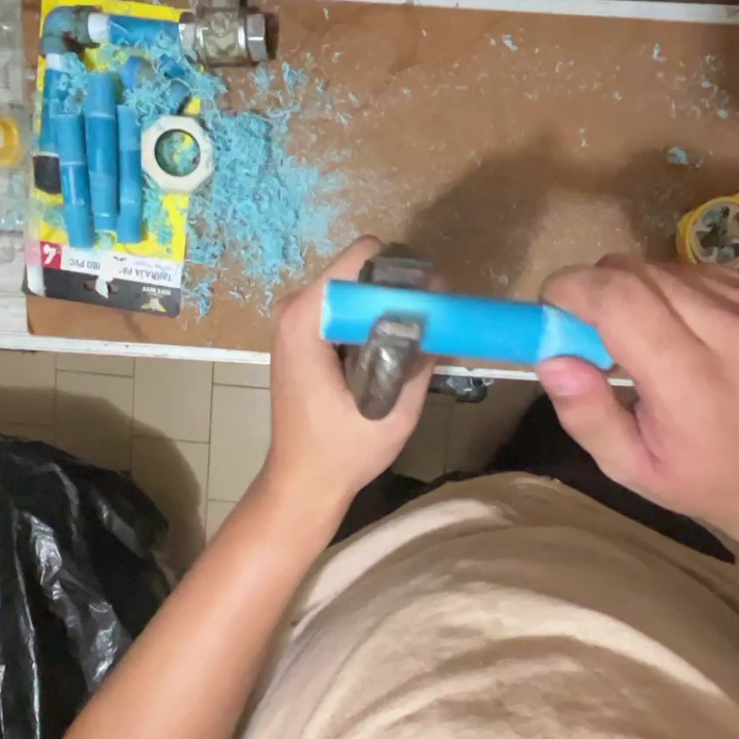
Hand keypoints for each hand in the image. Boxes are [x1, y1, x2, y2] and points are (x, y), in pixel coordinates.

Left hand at [259, 236, 432, 515]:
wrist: (303, 481)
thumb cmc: (342, 452)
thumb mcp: (394, 409)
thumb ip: (420, 357)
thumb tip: (443, 313)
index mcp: (307, 318)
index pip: (362, 256)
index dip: (402, 274)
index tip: (427, 304)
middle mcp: (295, 308)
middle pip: (360, 271)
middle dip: (398, 293)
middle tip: (427, 329)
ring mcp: (295, 321)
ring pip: (357, 291)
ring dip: (388, 311)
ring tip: (412, 346)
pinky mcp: (302, 336)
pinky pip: (347, 311)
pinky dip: (372, 324)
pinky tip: (391, 355)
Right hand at [536, 257, 738, 557]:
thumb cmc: (707, 481)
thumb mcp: (631, 469)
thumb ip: (588, 415)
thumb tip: (550, 358)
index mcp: (693, 382)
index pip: (620, 300)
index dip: (572, 291)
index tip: (548, 311)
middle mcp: (733, 330)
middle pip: (636, 273)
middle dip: (594, 291)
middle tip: (583, 334)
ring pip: (663, 267)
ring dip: (632, 293)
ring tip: (638, 343)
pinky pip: (696, 272)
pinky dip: (669, 293)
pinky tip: (679, 333)